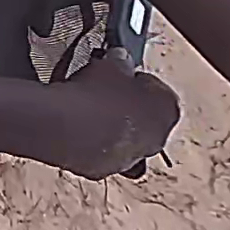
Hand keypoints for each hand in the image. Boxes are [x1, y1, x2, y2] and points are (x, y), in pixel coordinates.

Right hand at [40, 47, 181, 178]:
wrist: (62, 126)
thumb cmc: (94, 95)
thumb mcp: (112, 64)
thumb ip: (122, 61)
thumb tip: (120, 59)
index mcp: (167, 111)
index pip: (160, 92)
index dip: (139, 81)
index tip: (123, 75)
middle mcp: (155, 140)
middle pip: (145, 120)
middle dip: (127, 107)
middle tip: (105, 92)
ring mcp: (128, 159)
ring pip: (123, 140)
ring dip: (109, 128)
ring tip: (85, 110)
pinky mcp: (100, 170)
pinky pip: (99, 153)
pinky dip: (90, 143)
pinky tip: (73, 128)